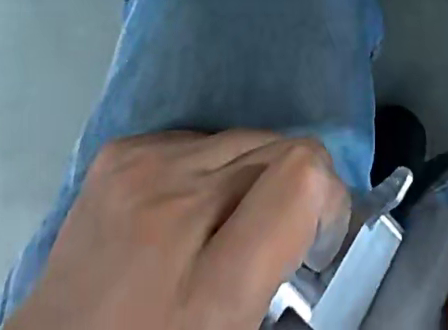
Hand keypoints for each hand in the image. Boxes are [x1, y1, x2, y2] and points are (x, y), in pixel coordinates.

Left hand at [3, 130, 349, 329]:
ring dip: (251, 174)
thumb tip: (321, 200)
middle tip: (269, 243)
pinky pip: (203, 137)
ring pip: (246, 136)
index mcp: (211, 283)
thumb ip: (280, 256)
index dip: (328, 198)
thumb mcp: (233, 325)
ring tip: (222, 226)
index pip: (302, 173)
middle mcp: (174, 208)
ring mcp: (140, 171)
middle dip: (293, 188)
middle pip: (281, 145)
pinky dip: (210, 166)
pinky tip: (184, 211)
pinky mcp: (119, 153)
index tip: (313, 242)